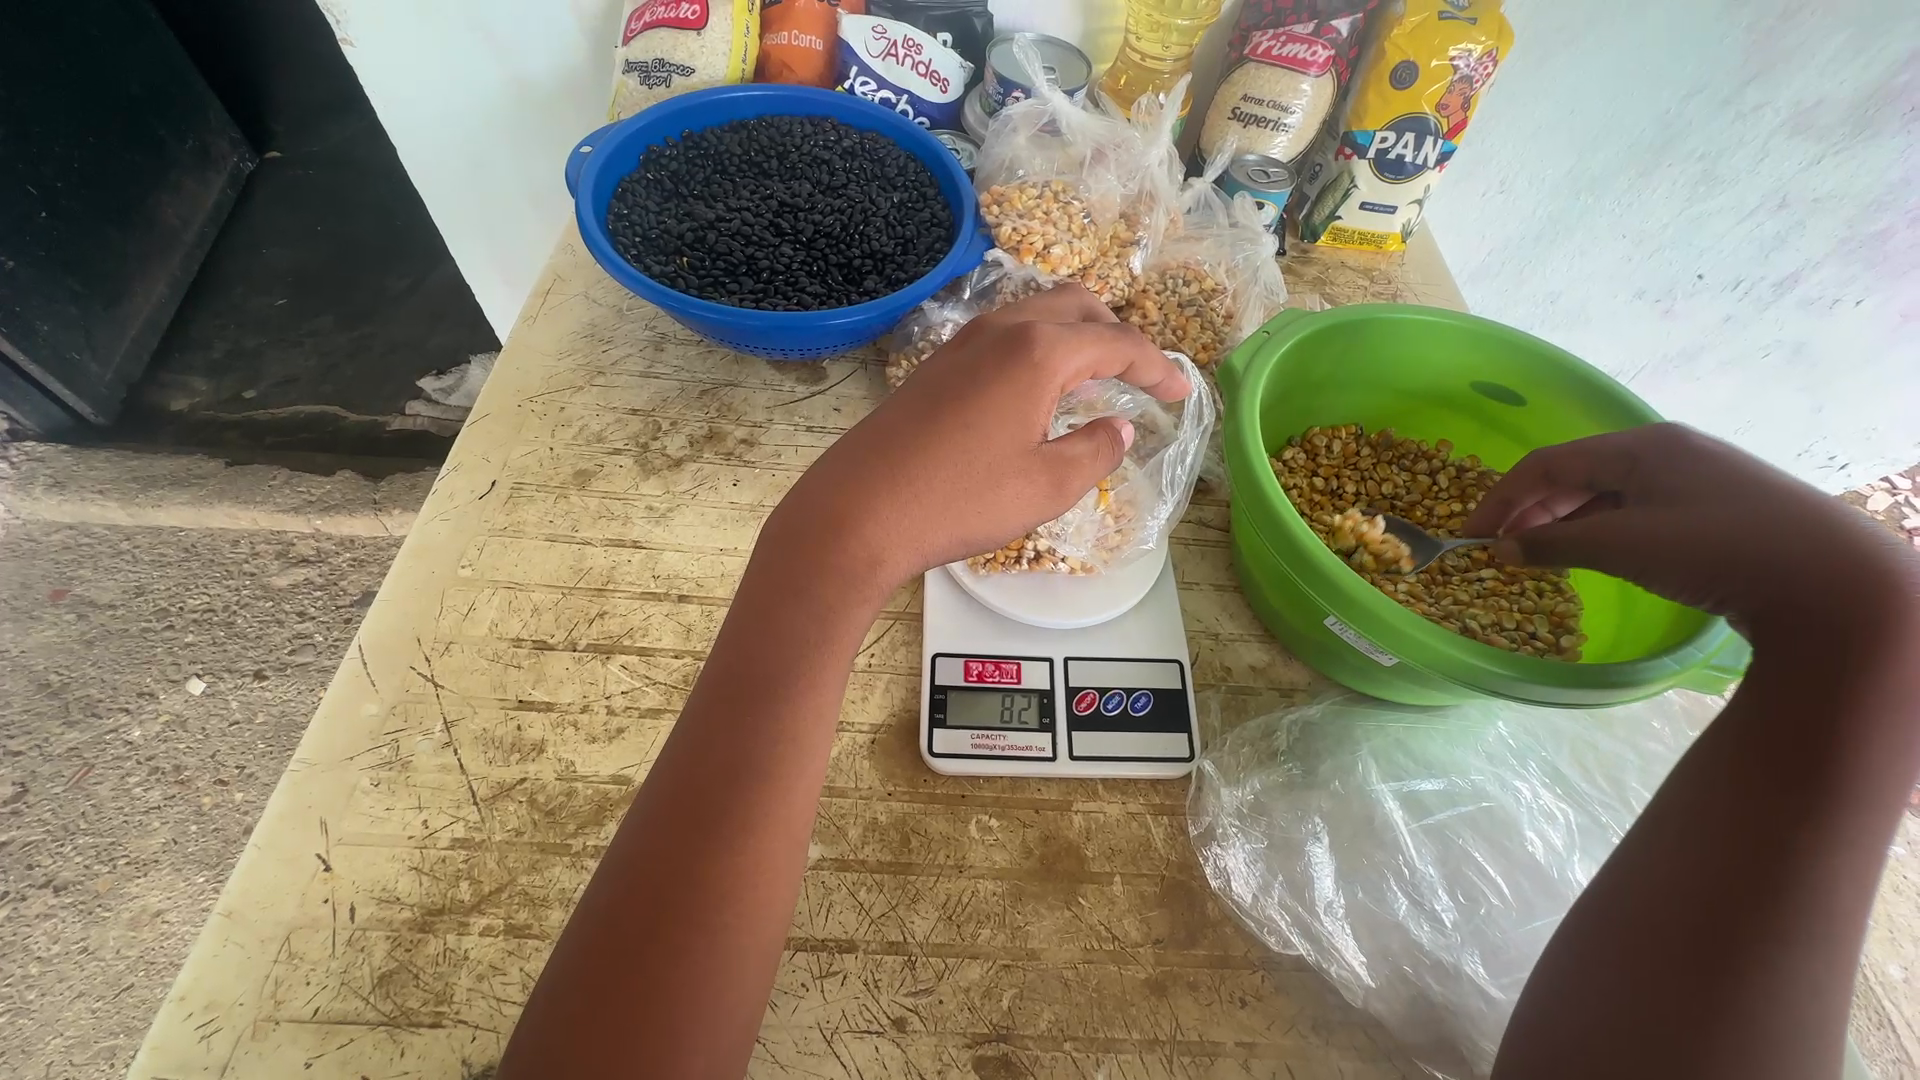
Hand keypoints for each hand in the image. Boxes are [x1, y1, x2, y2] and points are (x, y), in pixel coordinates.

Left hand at [767, 285, 1190, 594]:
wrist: (857, 511)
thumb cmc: (959, 501)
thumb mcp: (1045, 488)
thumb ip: (1095, 451)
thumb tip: (1119, 427)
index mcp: (1039, 352)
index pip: (1118, 344)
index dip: (1158, 367)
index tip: (1182, 391)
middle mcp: (1002, 329)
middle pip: (1078, 307)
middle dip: (1118, 335)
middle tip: (1139, 375)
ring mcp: (962, 342)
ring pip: (1036, 314)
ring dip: (1075, 334)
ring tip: (1095, 376)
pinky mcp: (936, 364)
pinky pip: (1003, 335)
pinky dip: (1037, 347)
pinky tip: (1036, 388)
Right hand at [1465, 423, 1917, 638]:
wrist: (1839, 585)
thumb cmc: (1715, 551)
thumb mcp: (1619, 547)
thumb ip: (1550, 544)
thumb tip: (1501, 550)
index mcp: (1639, 445)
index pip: (1545, 464)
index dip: (1499, 499)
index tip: (1469, 536)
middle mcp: (1666, 450)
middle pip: (1574, 474)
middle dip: (1529, 511)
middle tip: (1500, 548)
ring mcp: (1697, 476)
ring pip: (1606, 493)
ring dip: (1564, 522)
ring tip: (1540, 555)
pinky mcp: (1719, 505)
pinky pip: (1638, 508)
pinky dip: (1602, 529)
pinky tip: (1594, 554)